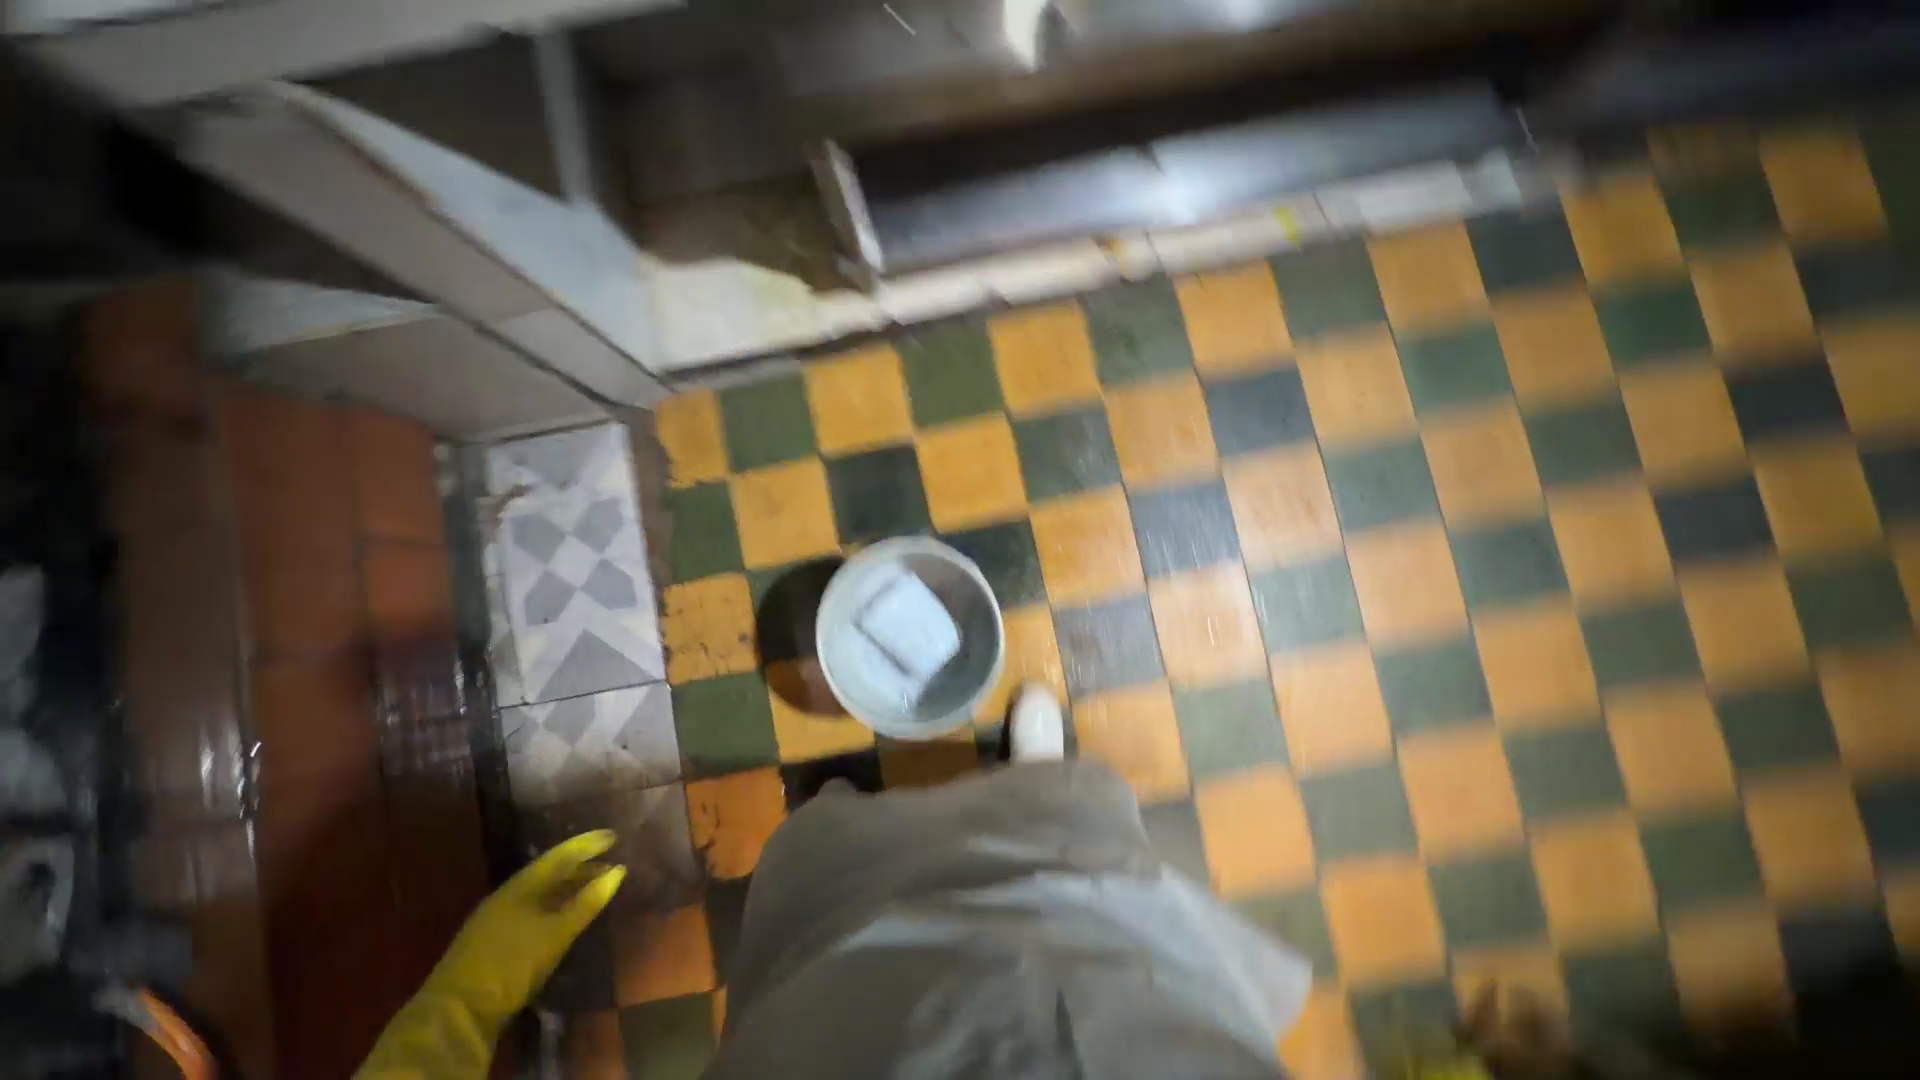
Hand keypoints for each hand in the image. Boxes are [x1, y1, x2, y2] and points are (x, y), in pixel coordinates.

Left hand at [355, 832, 626, 1079]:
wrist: (456, 1014)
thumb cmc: (510, 965)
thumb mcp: (555, 934)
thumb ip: (587, 903)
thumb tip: (618, 871)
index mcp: (519, 887)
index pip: (559, 856)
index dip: (587, 844)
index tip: (613, 835)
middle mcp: (508, 897)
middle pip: (550, 874)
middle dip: (582, 868)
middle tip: (612, 864)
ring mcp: (499, 921)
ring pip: (542, 895)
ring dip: (569, 890)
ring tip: (596, 888)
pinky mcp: (497, 943)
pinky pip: (535, 913)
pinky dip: (557, 909)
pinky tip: (567, 917)